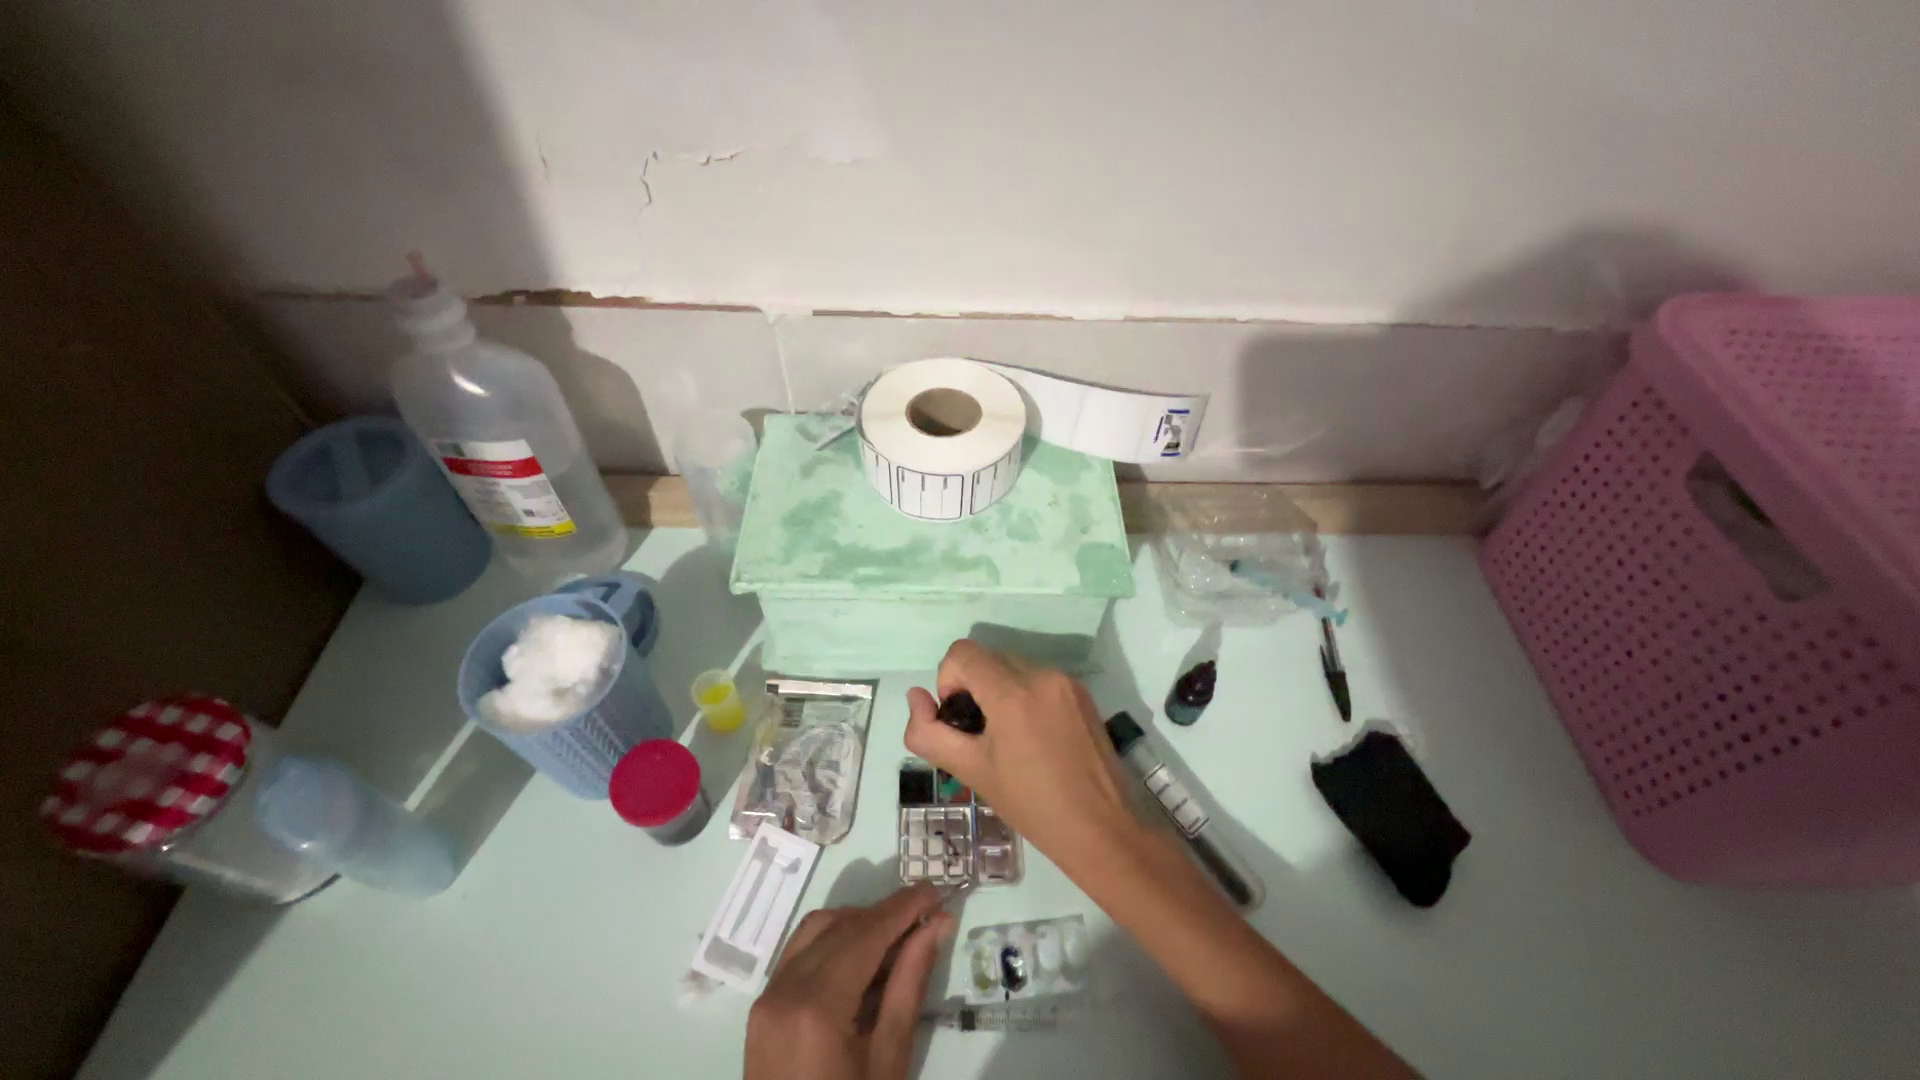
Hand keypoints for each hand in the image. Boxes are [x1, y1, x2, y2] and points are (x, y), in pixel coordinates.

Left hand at [744, 884, 955, 1079]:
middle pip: (841, 926)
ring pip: (815, 931)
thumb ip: (909, 984)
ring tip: (898, 935)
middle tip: (927, 913)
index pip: (867, 933)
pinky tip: (862, 957)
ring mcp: (767, 996)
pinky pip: (799, 953)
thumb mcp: (889, 1058)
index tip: (936, 889)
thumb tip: (935, 926)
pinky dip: (833, 941)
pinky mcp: (762, 1007)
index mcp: (817, 1005)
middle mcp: (784, 988)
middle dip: (885, 913)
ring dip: (857, 923)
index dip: (903, 907)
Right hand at [904, 641, 1137, 864]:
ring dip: (999, 694)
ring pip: (1014, 669)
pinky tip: (1034, 741)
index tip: (959, 721)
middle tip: (980, 738)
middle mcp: (1042, 675)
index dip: (948, 682)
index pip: (962, 653)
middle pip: (988, 659)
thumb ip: (930, 733)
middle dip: (973, 690)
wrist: (1101, 828)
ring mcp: (1067, 682)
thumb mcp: (971, 772)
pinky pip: (1039, 681)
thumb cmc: (1032, 805)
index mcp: (1013, 692)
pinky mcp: (1083, 694)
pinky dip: (1025, 698)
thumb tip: (916, 698)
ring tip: (1009, 742)